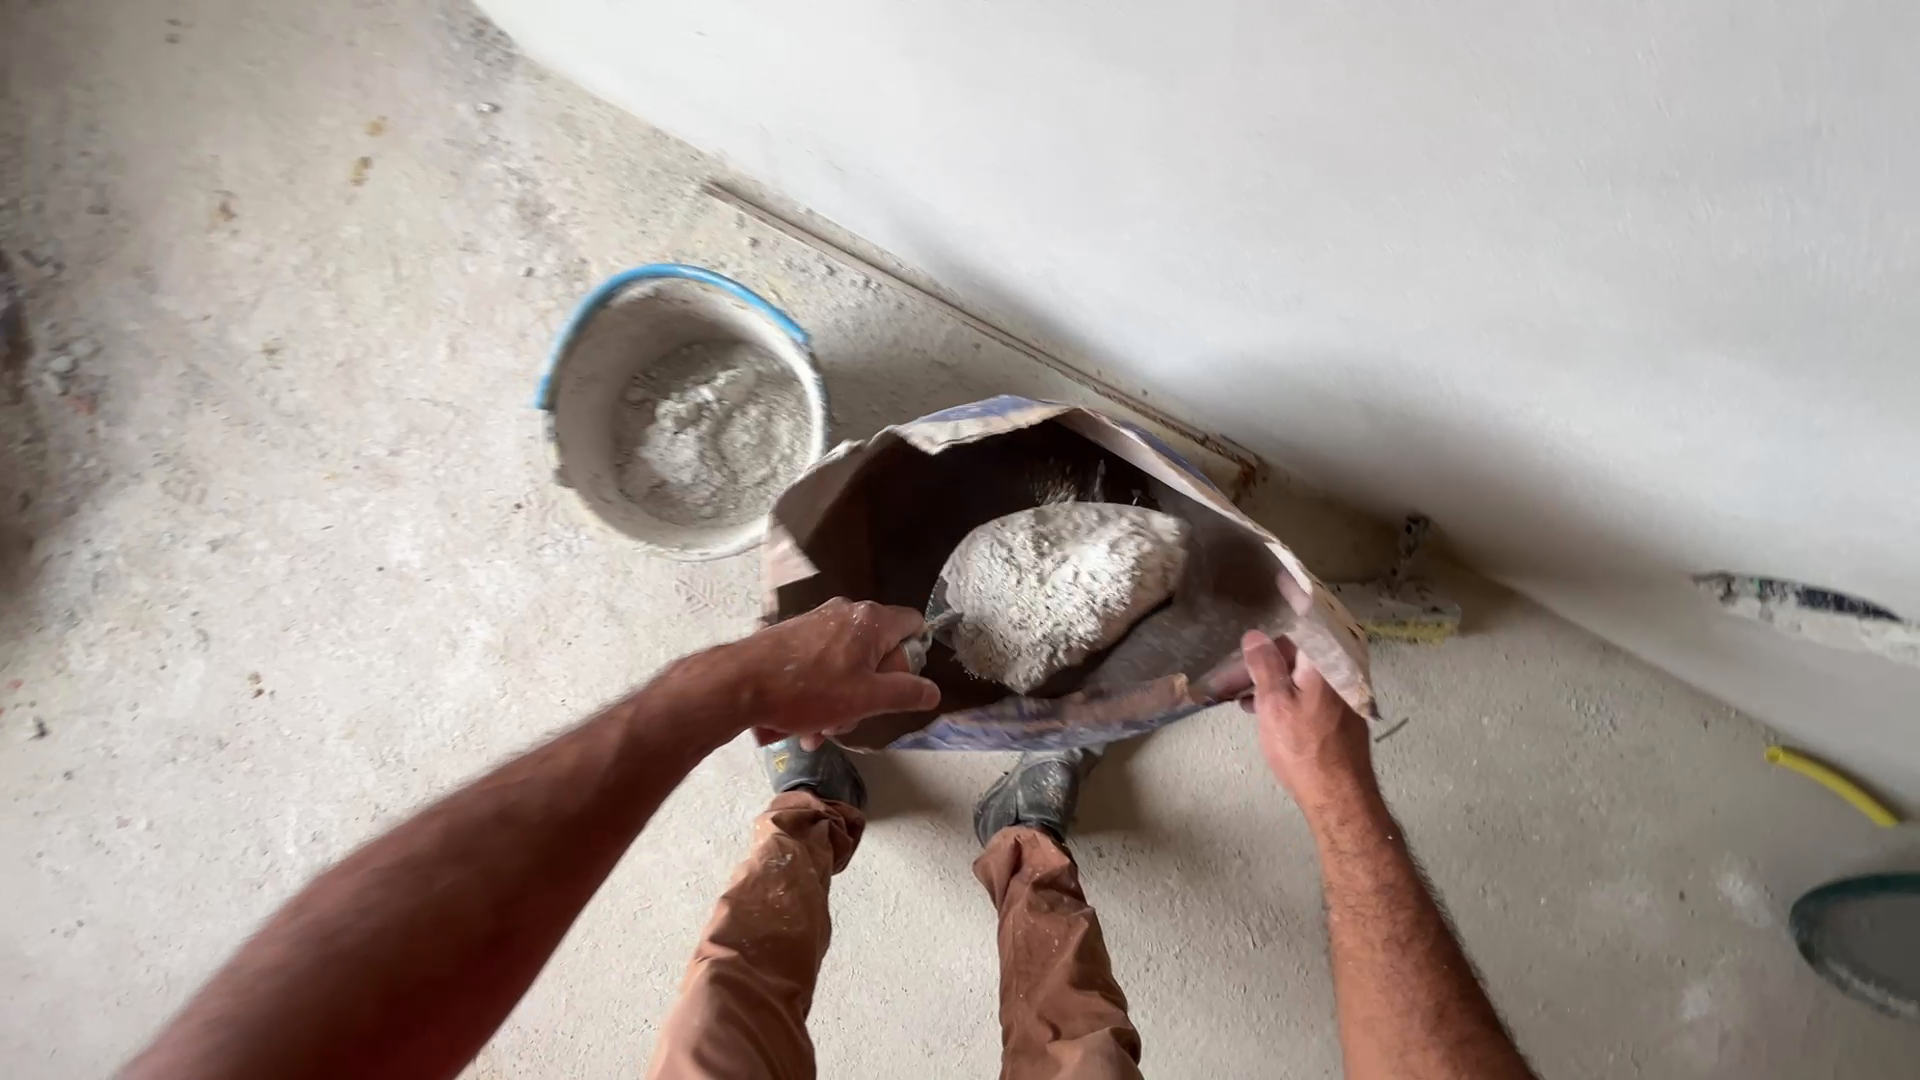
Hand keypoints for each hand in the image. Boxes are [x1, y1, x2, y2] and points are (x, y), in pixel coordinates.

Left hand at [732, 598, 940, 748]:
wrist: (739, 683)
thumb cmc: (808, 689)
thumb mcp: (866, 699)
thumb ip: (905, 693)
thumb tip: (932, 690)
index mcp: (872, 620)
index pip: (914, 625)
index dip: (913, 657)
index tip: (898, 685)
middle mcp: (847, 612)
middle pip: (879, 650)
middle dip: (870, 691)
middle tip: (852, 719)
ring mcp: (819, 621)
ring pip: (848, 663)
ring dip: (842, 701)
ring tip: (818, 732)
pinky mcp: (795, 635)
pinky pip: (822, 664)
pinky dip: (820, 692)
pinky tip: (801, 723)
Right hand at [1240, 629, 1374, 811]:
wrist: (1339, 797)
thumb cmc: (1302, 747)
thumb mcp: (1273, 703)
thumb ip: (1264, 665)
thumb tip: (1255, 635)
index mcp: (1325, 663)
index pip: (1300, 627)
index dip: (1271, 628)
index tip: (1247, 633)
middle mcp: (1339, 673)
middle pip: (1296, 653)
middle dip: (1261, 661)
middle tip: (1229, 677)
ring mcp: (1342, 695)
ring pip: (1299, 674)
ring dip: (1268, 680)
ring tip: (1237, 696)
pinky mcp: (1339, 714)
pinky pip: (1307, 691)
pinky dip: (1284, 694)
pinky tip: (1260, 710)